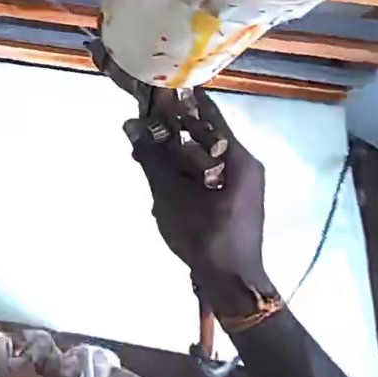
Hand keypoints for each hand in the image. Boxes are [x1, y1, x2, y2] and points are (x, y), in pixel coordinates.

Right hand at [126, 89, 275, 315]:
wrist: (233, 287)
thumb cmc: (205, 237)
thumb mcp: (172, 196)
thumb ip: (152, 158)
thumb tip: (131, 125)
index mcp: (239, 158)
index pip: (210, 113)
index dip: (184, 100)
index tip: (159, 89)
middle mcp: (246, 165)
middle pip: (207, 135)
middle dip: (175, 132)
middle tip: (145, 128)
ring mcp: (244, 184)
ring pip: (206, 156)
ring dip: (178, 155)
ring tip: (149, 157)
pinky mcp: (236, 200)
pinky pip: (209, 174)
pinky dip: (187, 173)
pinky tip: (165, 184)